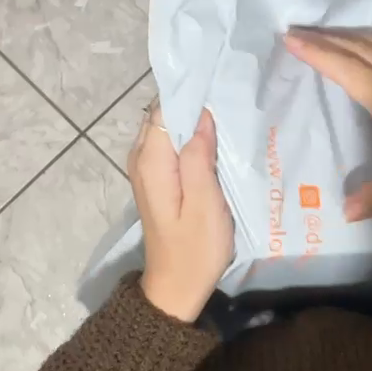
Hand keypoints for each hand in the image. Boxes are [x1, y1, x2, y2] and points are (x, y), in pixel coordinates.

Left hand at [128, 104, 234, 321]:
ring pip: (167, 126)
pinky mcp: (157, 177)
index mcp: (151, 160)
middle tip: (230, 96)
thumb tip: (201, 115)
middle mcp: (141, 157)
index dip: (190, 92)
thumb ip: (199, 158)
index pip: (165, 107)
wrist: (176, 288)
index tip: (220, 82)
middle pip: (164, 113)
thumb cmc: (195, 248)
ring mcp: (146, 167)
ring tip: (227, 112)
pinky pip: (170, 142)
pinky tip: (214, 138)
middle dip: (192, 102)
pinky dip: (189, 135)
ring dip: (193, 118)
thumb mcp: (204, 204)